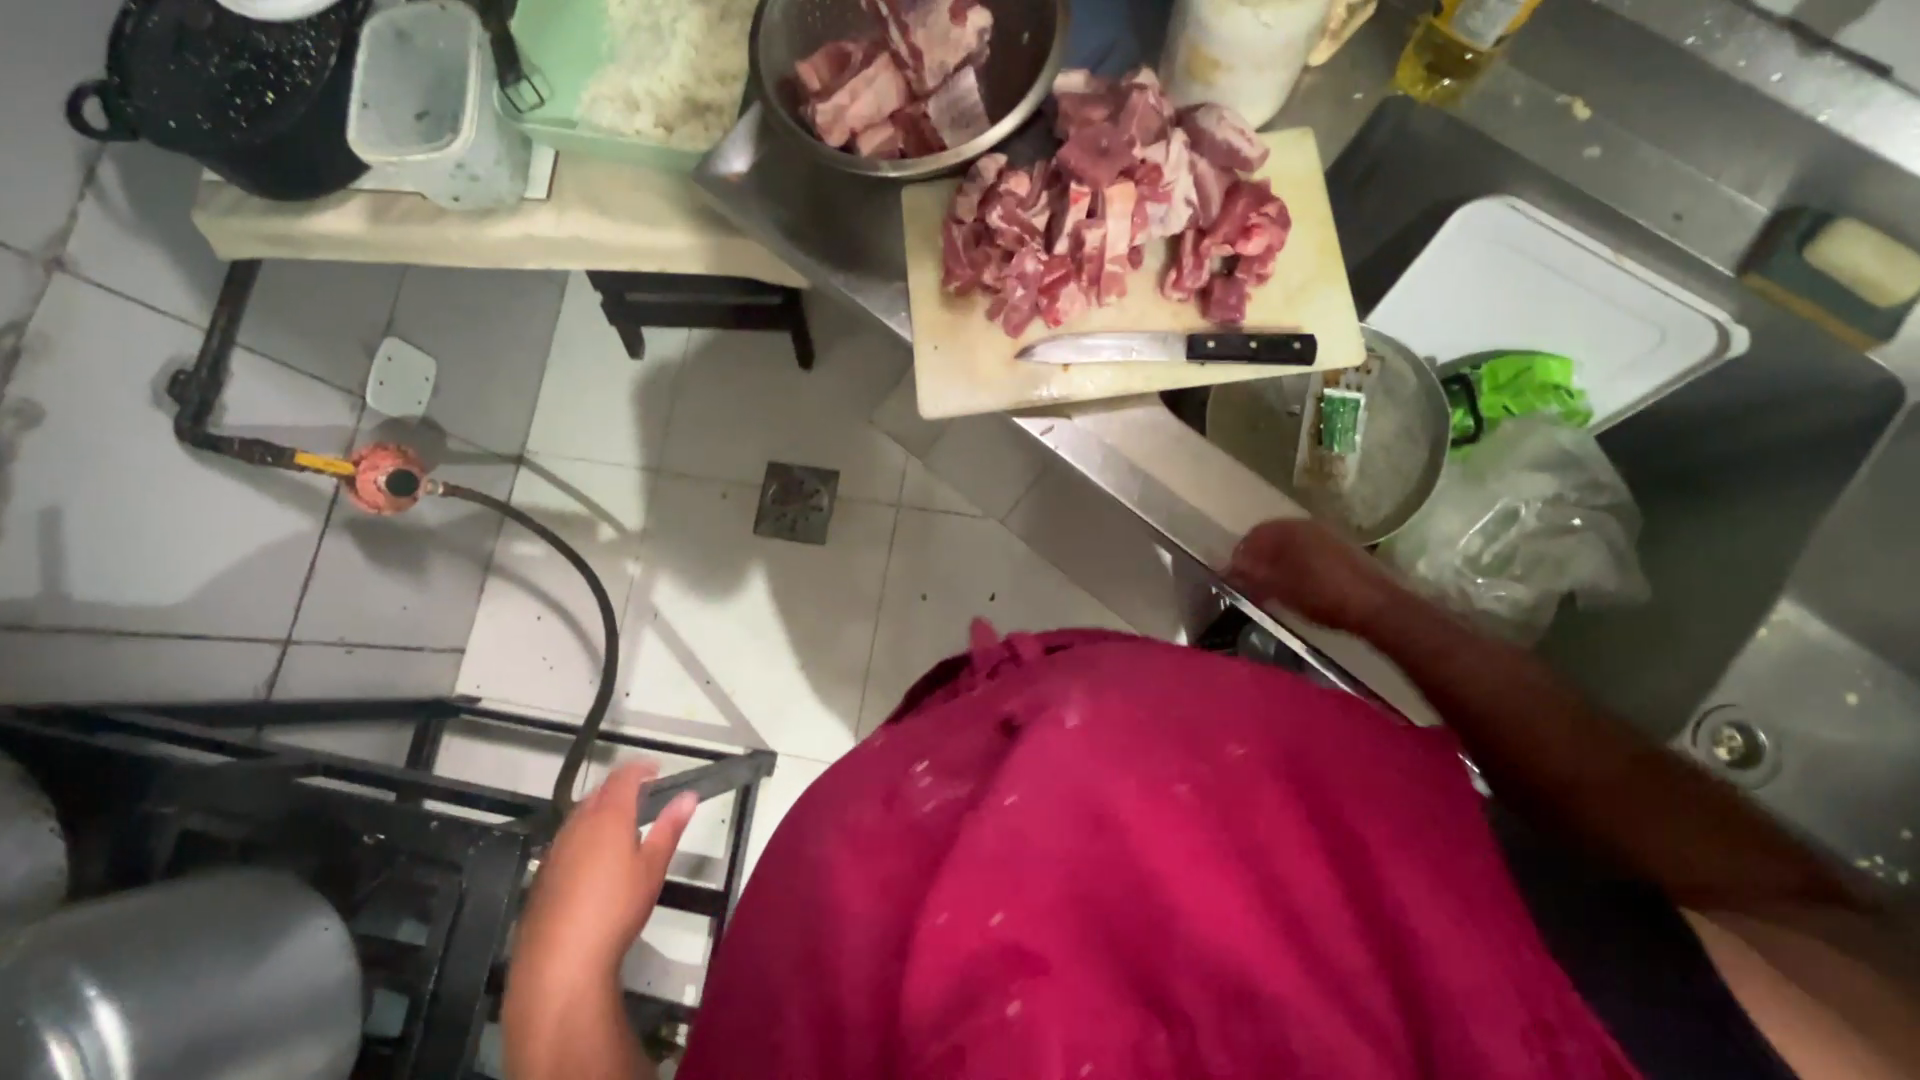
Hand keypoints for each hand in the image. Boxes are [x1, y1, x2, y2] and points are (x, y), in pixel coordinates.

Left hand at [512, 763, 699, 985]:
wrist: (560, 959)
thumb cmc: (616, 908)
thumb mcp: (652, 867)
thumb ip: (669, 827)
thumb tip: (688, 796)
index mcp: (608, 817)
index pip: (623, 777)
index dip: (640, 768)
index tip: (656, 770)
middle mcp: (578, 825)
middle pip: (598, 793)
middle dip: (620, 787)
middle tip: (643, 796)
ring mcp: (556, 849)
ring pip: (579, 816)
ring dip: (600, 810)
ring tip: (622, 826)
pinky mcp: (543, 873)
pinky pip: (567, 839)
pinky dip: (585, 834)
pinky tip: (595, 860)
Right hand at [1224, 518, 1407, 635]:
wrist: (1378, 606)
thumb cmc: (1323, 596)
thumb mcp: (1280, 588)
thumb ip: (1253, 574)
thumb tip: (1231, 565)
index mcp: (1290, 530)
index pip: (1254, 535)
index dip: (1240, 556)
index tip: (1234, 578)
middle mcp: (1309, 525)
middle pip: (1273, 538)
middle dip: (1259, 559)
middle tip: (1252, 584)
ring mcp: (1328, 536)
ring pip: (1292, 545)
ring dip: (1278, 563)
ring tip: (1273, 588)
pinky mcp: (1343, 550)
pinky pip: (1309, 552)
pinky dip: (1297, 565)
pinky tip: (1299, 586)